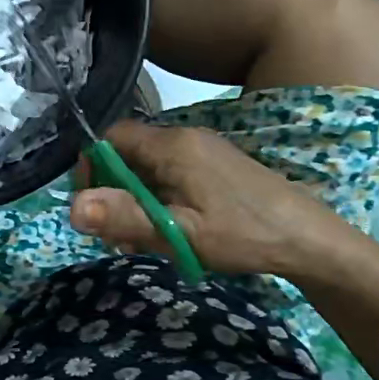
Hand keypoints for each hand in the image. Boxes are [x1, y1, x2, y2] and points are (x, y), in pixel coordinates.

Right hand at [67, 120, 359, 278]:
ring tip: (147, 242)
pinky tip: (173, 232)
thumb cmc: (243, 234)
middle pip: (130, 155)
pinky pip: (174, 176)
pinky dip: (162, 201)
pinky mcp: (218, 167)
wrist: (307, 238)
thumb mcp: (179, 232)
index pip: (112, 137)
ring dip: (139, 202)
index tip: (91, 206)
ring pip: (151, 169)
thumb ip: (126, 218)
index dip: (92, 168)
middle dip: (116, 193)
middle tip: (120, 237)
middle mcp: (187, 138)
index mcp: (174, 146)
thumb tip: (72, 207)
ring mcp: (205, 151)